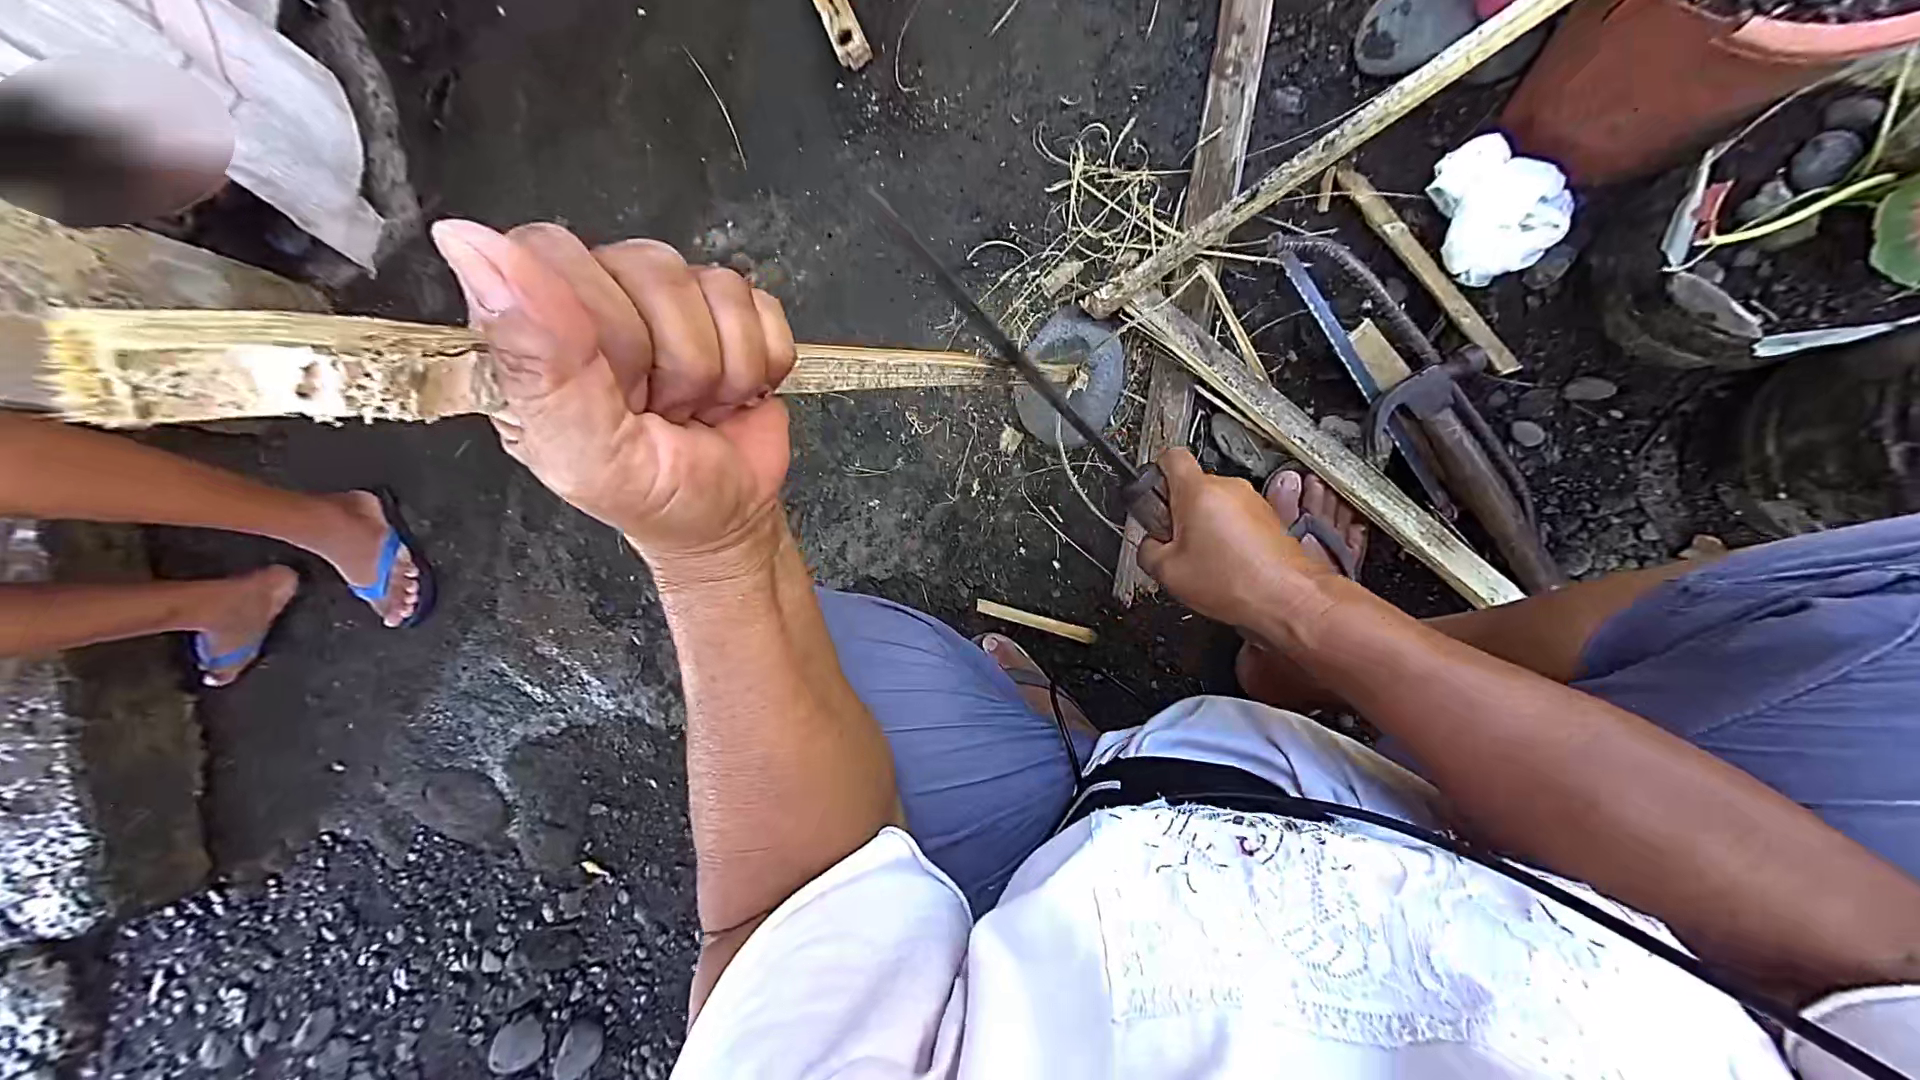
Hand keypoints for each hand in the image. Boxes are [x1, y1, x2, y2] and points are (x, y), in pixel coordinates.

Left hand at [430, 220, 796, 583]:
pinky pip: (761, 306)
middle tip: (663, 409)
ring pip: (715, 286)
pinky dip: (763, 363)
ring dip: (723, 368)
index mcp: (541, 330)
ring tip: (699, 406)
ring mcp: (676, 306)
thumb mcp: (587, 455)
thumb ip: (536, 362)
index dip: (604, 322)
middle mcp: (604, 302)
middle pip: (652, 267)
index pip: (559, 255)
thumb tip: (470, 245)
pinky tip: (735, 392)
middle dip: (677, 359)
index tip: (619, 388)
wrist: (728, 517)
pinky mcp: (735, 316)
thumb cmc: (658, 497)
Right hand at [1137, 449, 1347, 631]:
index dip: (1155, 474)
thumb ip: (1146, 548)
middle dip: (1178, 512)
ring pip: (1214, 503)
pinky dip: (1226, 536)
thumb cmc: (1236, 582)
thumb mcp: (1166, 572)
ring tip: (1203, 558)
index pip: (1170, 457)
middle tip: (1176, 543)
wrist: (1286, 598)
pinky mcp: (1267, 517)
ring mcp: (1251, 501)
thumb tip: (1149, 544)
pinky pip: (1236, 517)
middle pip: (1191, 486)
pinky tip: (1224, 564)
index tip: (1153, 499)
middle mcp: (1229, 488)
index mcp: (1198, 492)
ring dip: (1204, 526)